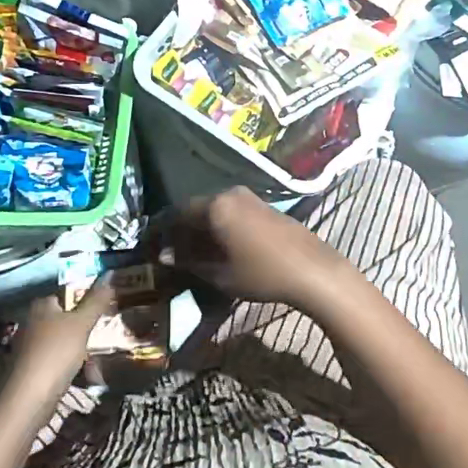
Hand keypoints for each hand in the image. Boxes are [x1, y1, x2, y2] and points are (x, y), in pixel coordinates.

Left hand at [7, 279, 113, 391]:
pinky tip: (85, 378)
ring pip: (64, 342)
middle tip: (104, 339)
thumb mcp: (81, 324)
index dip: (86, 301)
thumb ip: (96, 301)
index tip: (104, 311)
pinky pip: (57, 361)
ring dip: (81, 353)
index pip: (66, 294)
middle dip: (86, 332)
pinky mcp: (31, 368)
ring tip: (98, 365)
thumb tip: (109, 272)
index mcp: (42, 305)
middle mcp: (32, 321)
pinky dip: (71, 368)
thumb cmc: (56, 353)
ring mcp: (30, 346)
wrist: (28, 399)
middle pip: (66, 320)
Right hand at [160, 186, 355, 308]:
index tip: (153, 248)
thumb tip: (164, 256)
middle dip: (181, 230)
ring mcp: (248, 197)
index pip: (176, 213)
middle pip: (195, 209)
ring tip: (194, 253)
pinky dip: (219, 227)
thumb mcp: (220, 274)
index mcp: (214, 205)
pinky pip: (230, 211)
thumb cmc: (262, 273)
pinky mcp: (263, 205)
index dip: (162, 231)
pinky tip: (219, 247)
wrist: (313, 271)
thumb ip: (188, 262)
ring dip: (201, 229)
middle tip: (172, 253)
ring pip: (213, 210)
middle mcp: (228, 193)